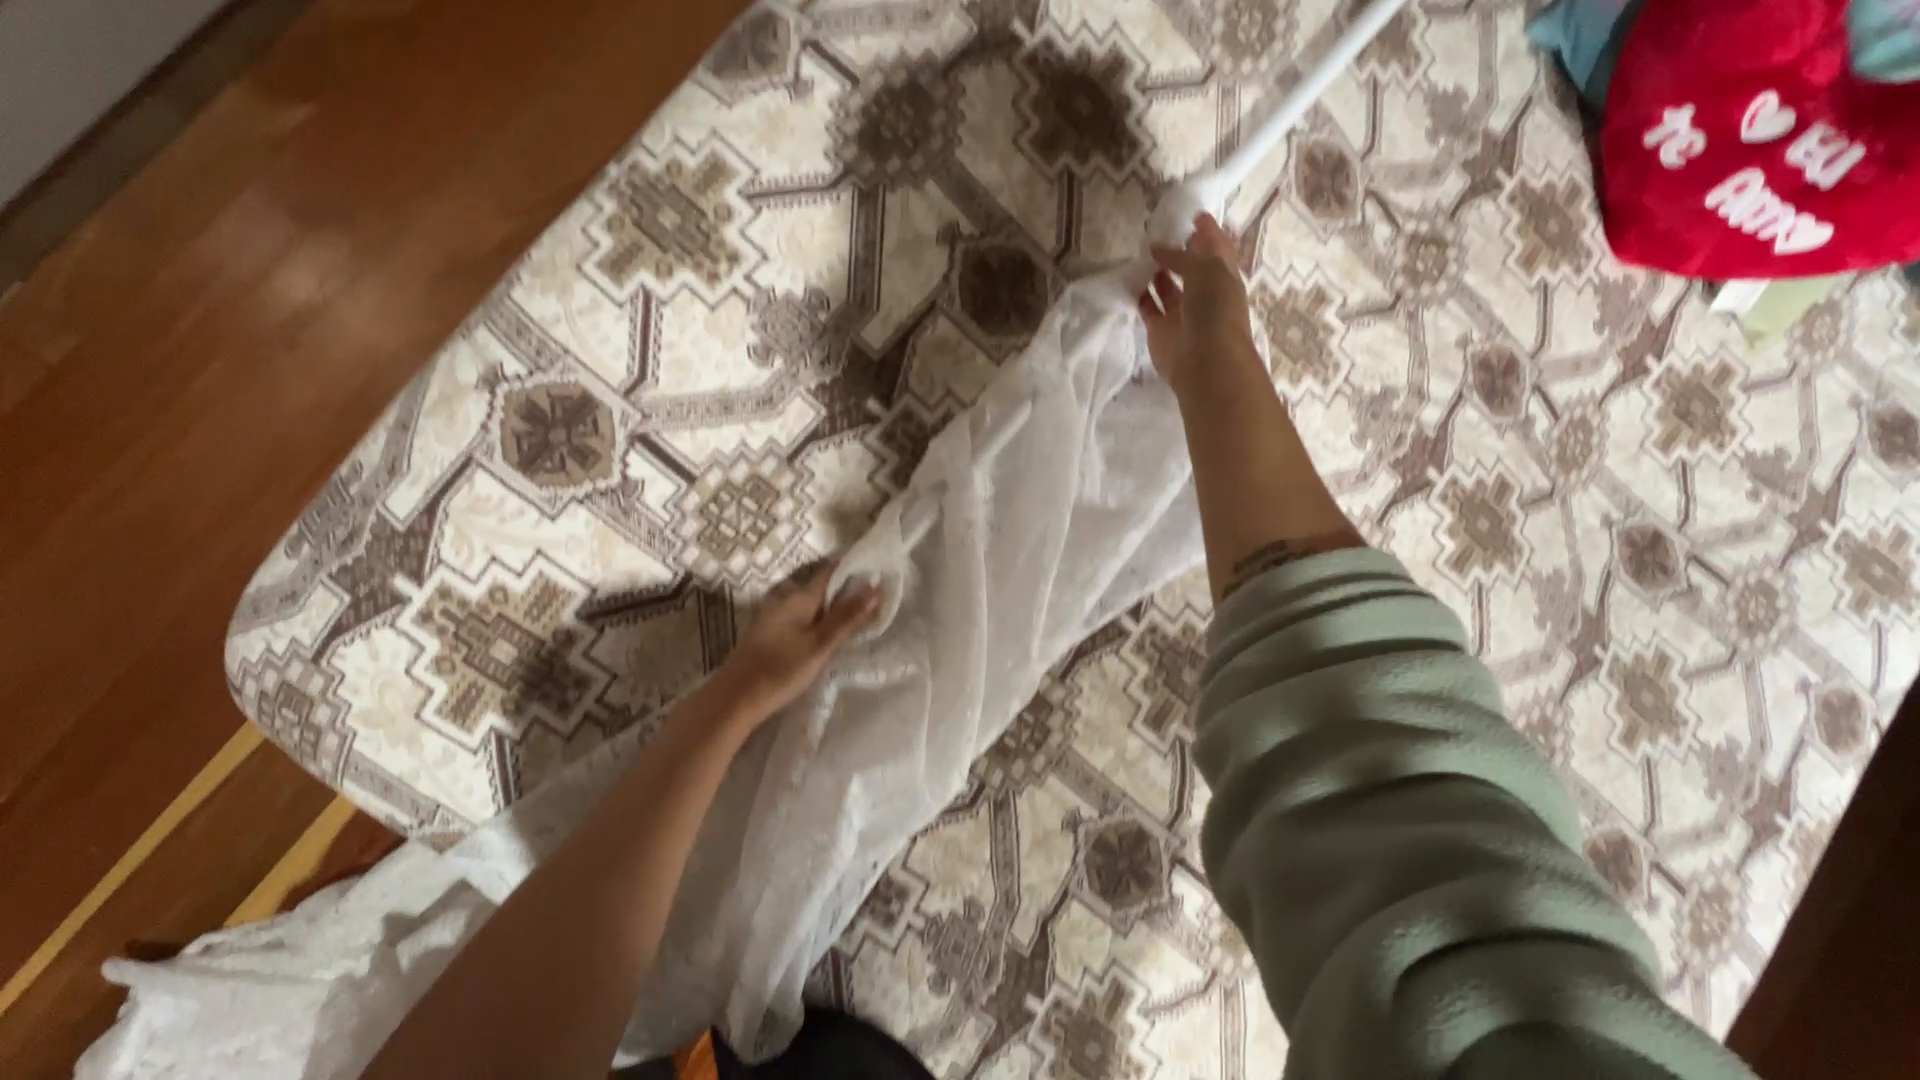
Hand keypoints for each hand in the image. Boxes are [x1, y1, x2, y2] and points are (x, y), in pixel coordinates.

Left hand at [711, 564, 882, 721]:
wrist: (735, 700)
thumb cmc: (780, 670)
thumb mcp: (819, 645)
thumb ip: (847, 618)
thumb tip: (875, 587)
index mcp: (799, 599)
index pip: (831, 572)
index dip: (856, 569)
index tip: (881, 572)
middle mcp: (787, 603)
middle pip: (824, 590)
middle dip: (851, 592)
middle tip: (881, 600)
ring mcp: (778, 620)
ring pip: (816, 608)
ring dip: (838, 610)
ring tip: (865, 618)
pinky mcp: (774, 638)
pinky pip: (806, 622)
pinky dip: (824, 624)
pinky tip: (835, 637)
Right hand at [1139, 213, 1262, 395]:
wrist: (1205, 361)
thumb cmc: (1215, 310)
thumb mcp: (1205, 270)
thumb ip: (1181, 256)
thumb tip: (1157, 249)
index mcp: (1223, 276)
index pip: (1217, 248)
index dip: (1208, 231)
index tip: (1193, 215)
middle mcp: (1204, 293)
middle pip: (1190, 266)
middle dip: (1179, 250)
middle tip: (1158, 230)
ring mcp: (1181, 312)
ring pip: (1167, 286)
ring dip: (1156, 270)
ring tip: (1140, 251)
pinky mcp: (1160, 329)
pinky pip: (1148, 306)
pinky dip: (1139, 293)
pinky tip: (1128, 278)